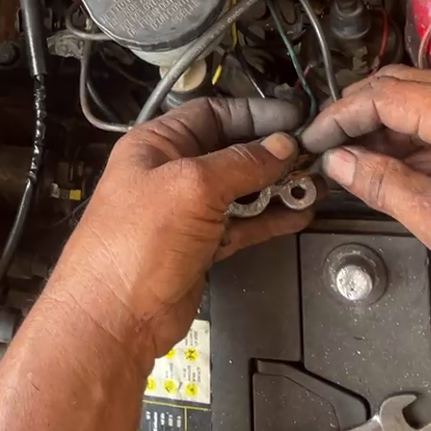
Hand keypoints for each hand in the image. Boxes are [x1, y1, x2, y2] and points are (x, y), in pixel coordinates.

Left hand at [44, 98, 310, 360]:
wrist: (115, 316)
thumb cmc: (137, 240)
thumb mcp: (191, 186)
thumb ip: (241, 163)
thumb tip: (282, 146)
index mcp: (156, 145)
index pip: (211, 114)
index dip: (253, 114)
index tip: (292, 119)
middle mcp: (171, 172)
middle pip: (230, 151)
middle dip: (270, 152)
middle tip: (312, 155)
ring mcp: (187, 211)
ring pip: (240, 190)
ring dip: (277, 187)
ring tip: (315, 184)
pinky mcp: (202, 246)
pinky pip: (242, 224)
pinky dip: (269, 219)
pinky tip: (298, 214)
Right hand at [300, 66, 430, 321]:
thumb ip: (382, 183)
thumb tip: (339, 162)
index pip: (383, 94)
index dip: (339, 116)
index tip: (314, 141)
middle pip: (402, 85)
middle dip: (359, 114)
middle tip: (329, 147)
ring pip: (427, 99)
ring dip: (389, 125)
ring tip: (359, 161)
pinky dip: (421, 135)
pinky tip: (402, 165)